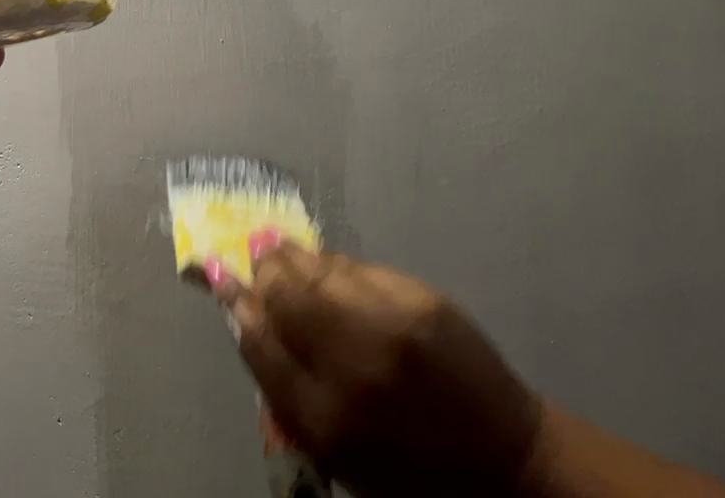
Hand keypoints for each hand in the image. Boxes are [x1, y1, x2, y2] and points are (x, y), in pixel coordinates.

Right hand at [215, 240, 543, 496]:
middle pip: (282, 288)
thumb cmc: (403, 463)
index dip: (236, 302)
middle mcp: (353, 363)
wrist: (503, 460)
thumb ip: (281, 381)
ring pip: (316, 265)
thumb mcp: (330, 446)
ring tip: (291, 262)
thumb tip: (244, 311)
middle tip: (261, 267)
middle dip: (263, 270)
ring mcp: (392, 322)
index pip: (257, 336)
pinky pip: (356, 265)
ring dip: (296, 260)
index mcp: (323, 415)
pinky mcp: (423, 298)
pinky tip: (335, 277)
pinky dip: (335, 267)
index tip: (222, 280)